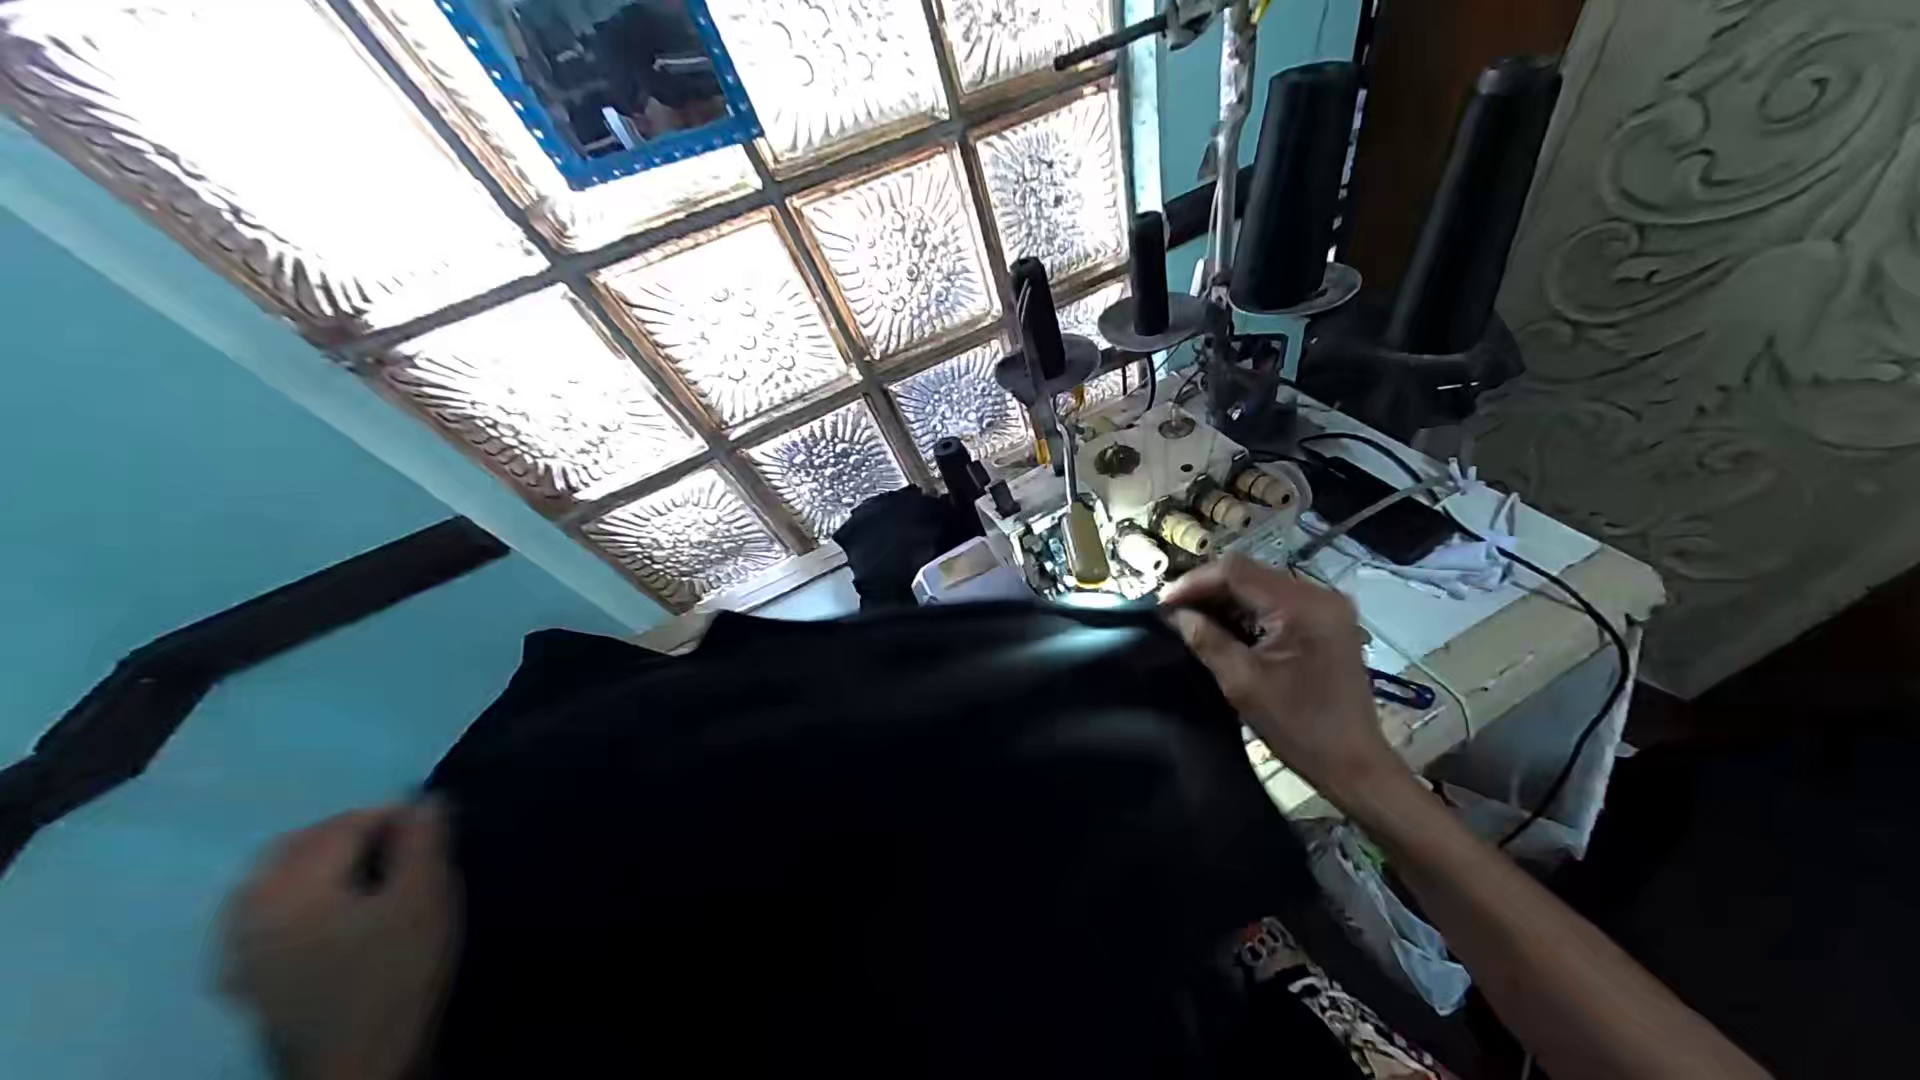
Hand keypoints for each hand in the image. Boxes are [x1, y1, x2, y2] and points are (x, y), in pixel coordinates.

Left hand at [220, 802, 459, 1079]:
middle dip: (351, 829)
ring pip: (274, 874)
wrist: (362, 1061)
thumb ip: (424, 840)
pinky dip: (298, 888)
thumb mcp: (426, 895)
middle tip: (403, 837)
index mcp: (292, 888)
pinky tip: (332, 900)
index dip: (393, 813)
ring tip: (372, 864)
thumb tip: (426, 798)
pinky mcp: (245, 974)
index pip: (343, 825)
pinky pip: (263, 907)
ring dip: (322, 857)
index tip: (433, 821)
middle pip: (298, 844)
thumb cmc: (397, 970)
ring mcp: (239, 946)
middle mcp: (251, 910)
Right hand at [1162, 555, 1404, 805]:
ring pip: (1260, 584)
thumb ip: (1206, 639)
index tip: (1163, 603)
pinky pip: (1275, 600)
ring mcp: (1326, 606)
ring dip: (1224, 599)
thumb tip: (1173, 613)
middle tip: (1172, 611)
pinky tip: (1223, 625)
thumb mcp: (1242, 682)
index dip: (1193, 583)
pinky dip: (1246, 610)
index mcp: (1302, 606)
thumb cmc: (1297, 725)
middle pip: (1249, 573)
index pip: (1236, 572)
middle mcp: (1319, 595)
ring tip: (1191, 617)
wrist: (1353, 762)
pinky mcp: (1325, 619)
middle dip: (1207, 589)